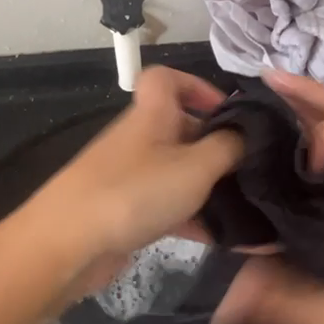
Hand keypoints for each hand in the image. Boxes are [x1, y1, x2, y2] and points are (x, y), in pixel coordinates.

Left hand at [25, 66, 243, 291]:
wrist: (69, 244)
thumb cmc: (135, 192)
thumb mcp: (195, 166)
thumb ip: (228, 147)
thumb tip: (248, 133)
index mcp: (152, 114)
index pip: (166, 78)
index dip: (196, 85)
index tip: (227, 112)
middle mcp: (140, 139)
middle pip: (181, 129)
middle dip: (218, 147)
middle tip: (254, 169)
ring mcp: (131, 177)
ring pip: (180, 173)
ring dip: (213, 188)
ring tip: (255, 210)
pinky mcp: (128, 213)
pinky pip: (172, 209)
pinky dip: (199, 221)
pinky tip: (234, 243)